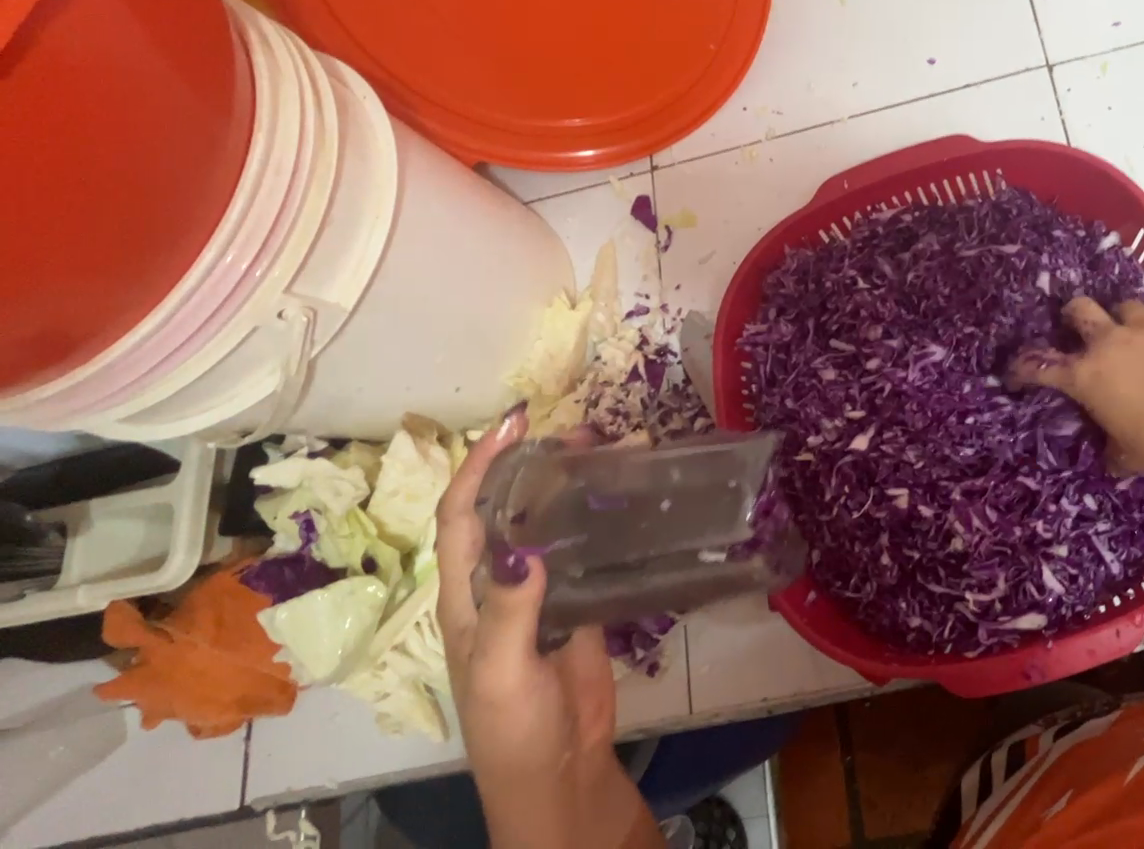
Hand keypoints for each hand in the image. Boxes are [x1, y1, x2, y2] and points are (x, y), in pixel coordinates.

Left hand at [436, 408, 652, 848]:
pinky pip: (589, 552)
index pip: (463, 516)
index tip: (514, 424)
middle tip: (581, 434)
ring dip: (574, 487)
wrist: (558, 770)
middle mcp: (500, 584)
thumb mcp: (501, 674)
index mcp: (466, 595)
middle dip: (534, 465)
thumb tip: (522, 547)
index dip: (481, 467)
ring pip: (552, 526)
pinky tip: (630, 502)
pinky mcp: (581, 605)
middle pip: (510, 510)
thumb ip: (510, 613)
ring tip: (613, 454)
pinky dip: (604, 522)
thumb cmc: (513, 729)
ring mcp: (544, 592)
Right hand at [1008, 297, 1143, 478]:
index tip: (1015, 374)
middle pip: (1079, 309)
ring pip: (1123, 307)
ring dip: (1119, 319)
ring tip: (1126, 337)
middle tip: (1075, 330)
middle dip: (1071, 316)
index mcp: (1086, 375)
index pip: (1039, 365)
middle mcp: (1110, 343)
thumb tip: (1110, 453)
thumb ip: (1112, 451)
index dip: (1022, 369)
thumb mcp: (1130, 458)